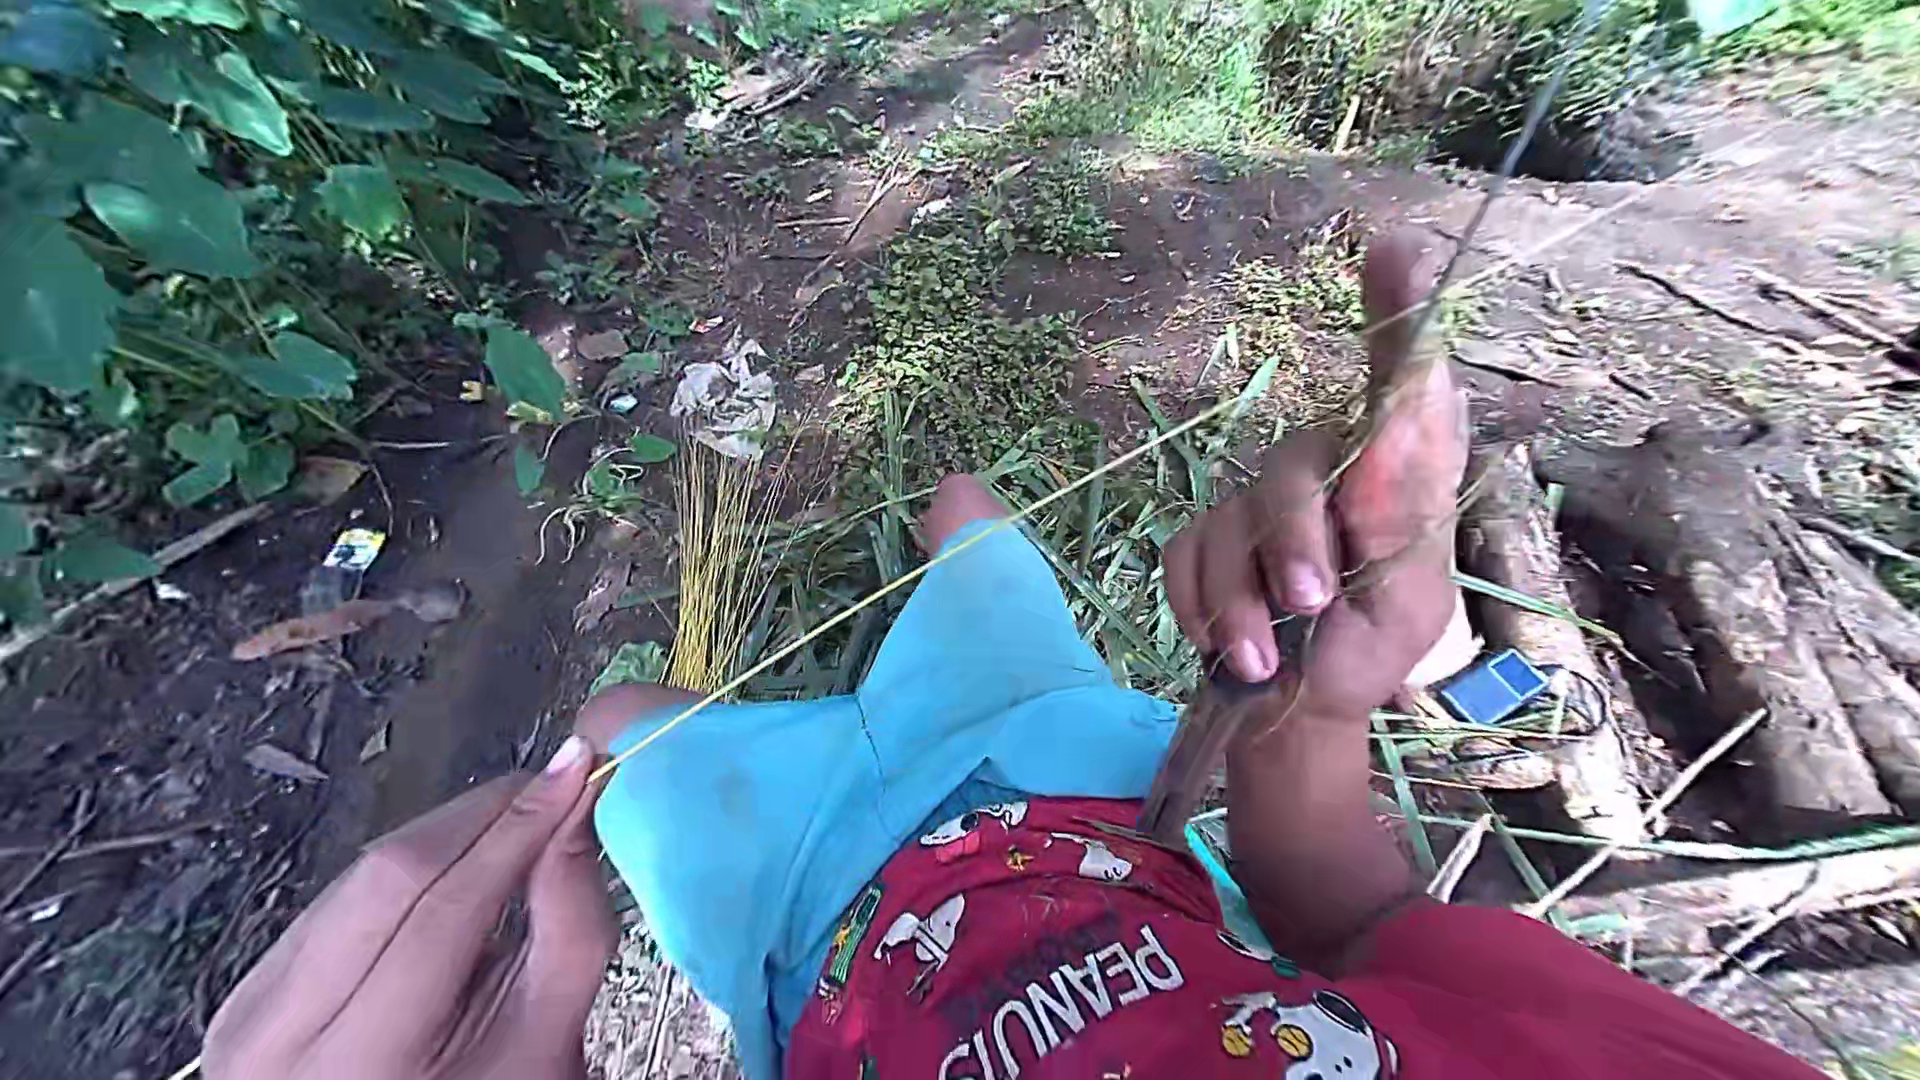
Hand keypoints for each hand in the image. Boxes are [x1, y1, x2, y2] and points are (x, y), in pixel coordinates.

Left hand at [203, 736, 615, 1079]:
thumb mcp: (555, 1017)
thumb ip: (574, 910)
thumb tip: (579, 800)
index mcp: (361, 1065)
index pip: (447, 909)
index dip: (521, 825)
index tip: (580, 765)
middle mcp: (271, 1042)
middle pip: (391, 875)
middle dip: (489, 810)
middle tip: (558, 783)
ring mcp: (247, 1012)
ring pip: (367, 869)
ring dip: (462, 825)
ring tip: (526, 818)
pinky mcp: (255, 985)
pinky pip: (351, 885)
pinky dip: (428, 851)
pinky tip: (474, 855)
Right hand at [1164, 230, 1468, 717]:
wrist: (1291, 707)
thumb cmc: (1363, 656)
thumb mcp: (1408, 603)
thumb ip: (1405, 516)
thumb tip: (1412, 410)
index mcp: (1384, 486)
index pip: (1393, 388)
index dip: (1395, 318)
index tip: (1393, 247)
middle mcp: (1314, 480)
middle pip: (1290, 471)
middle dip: (1296, 541)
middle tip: (1309, 604)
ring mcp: (1246, 511)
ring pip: (1229, 525)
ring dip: (1242, 597)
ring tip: (1263, 658)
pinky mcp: (1198, 542)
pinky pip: (1184, 555)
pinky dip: (1201, 604)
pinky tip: (1224, 642)